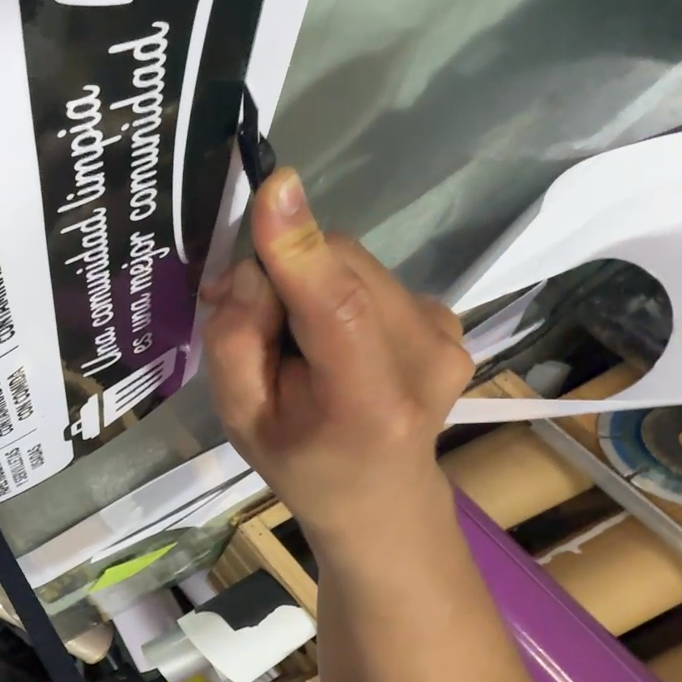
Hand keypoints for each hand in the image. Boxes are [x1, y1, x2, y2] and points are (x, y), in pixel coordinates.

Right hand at [200, 170, 472, 543]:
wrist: (379, 495)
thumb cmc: (296, 460)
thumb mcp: (236, 415)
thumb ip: (235, 339)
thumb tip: (255, 265)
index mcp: (368, 400)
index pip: (336, 307)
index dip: (301, 247)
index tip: (275, 186)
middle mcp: (425, 356)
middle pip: (336, 266)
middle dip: (277, 274)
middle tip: (247, 320)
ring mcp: (444, 332)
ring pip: (349, 260)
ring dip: (301, 278)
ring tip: (285, 333)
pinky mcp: (446, 316)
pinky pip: (365, 272)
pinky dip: (329, 285)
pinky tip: (323, 331)